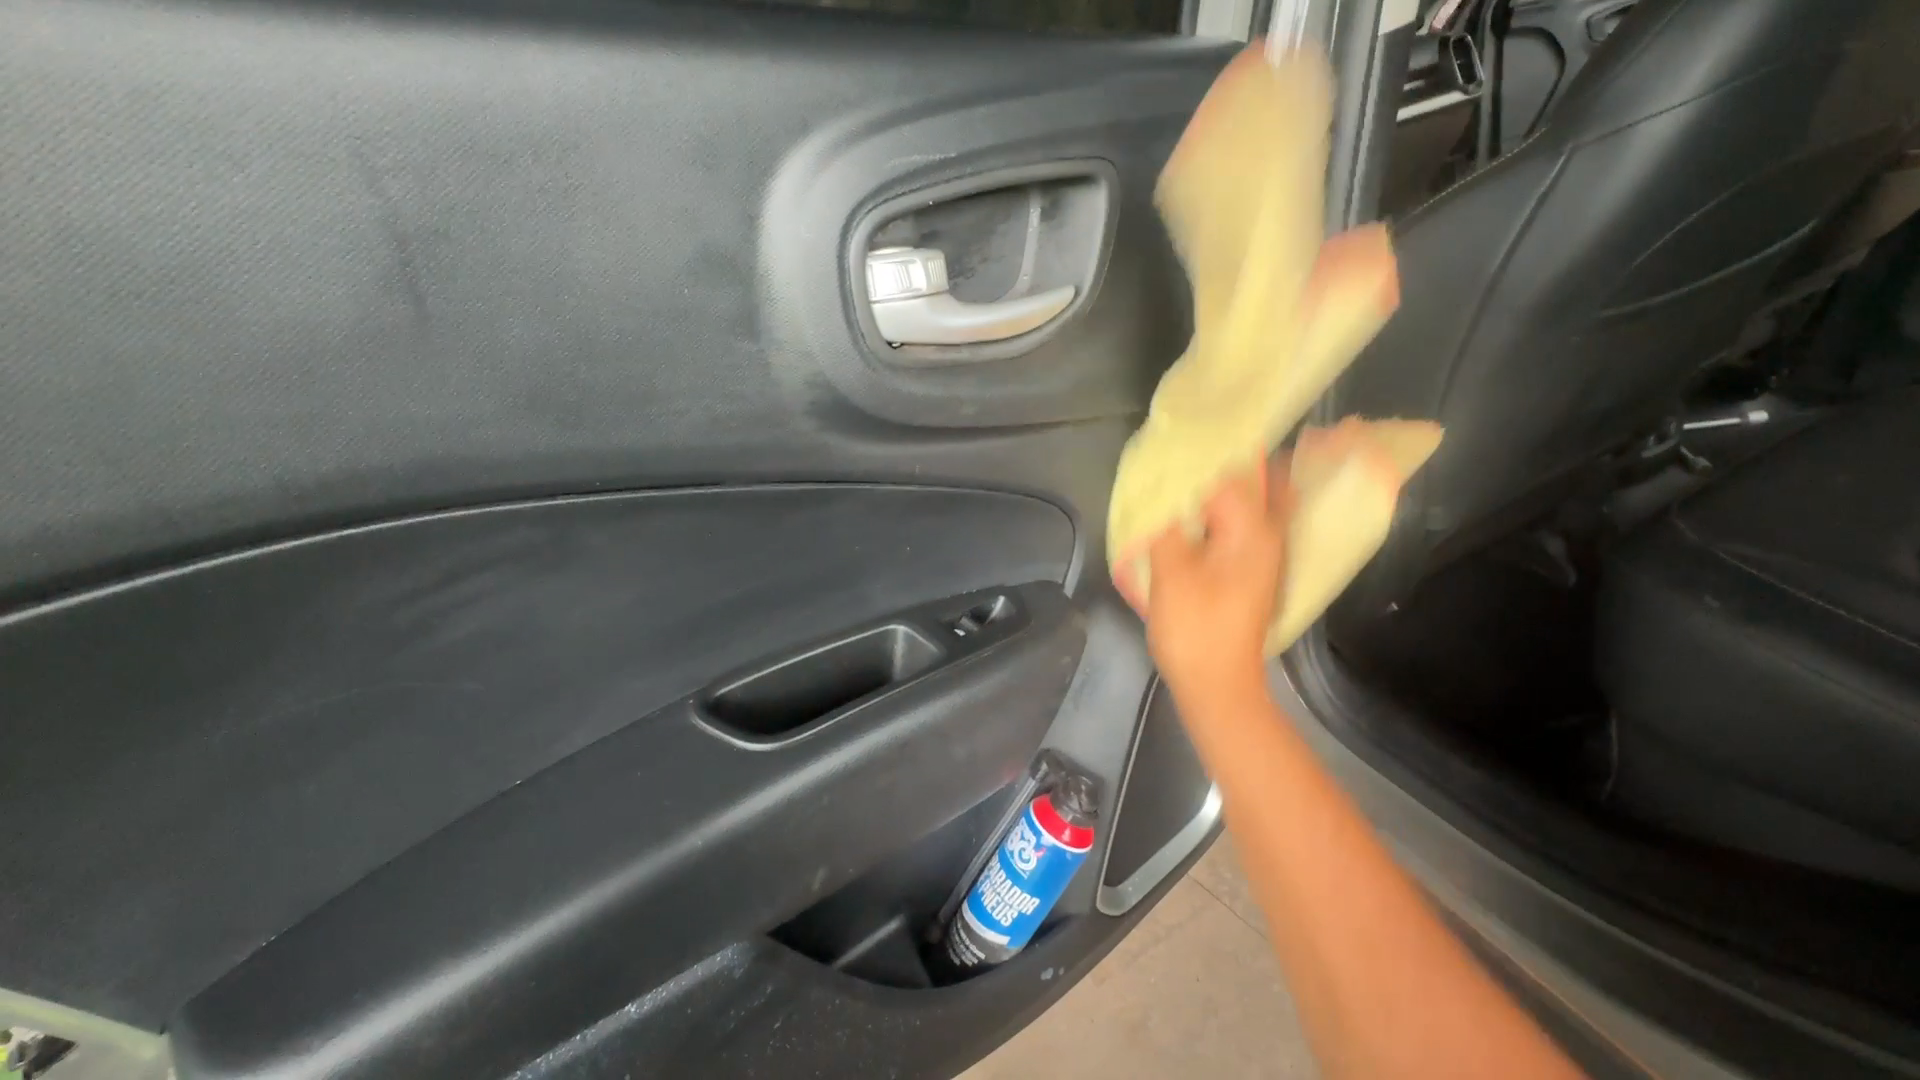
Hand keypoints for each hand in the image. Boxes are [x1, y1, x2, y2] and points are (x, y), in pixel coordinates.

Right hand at [1119, 456, 1291, 704]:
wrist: (1218, 688)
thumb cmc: (1196, 630)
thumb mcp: (1171, 573)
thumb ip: (1167, 523)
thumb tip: (1162, 488)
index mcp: (1254, 530)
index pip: (1237, 469)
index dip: (1207, 450)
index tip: (1178, 434)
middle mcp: (1270, 536)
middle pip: (1257, 480)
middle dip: (1226, 461)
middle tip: (1185, 451)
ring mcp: (1267, 556)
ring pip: (1253, 503)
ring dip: (1224, 486)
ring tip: (1185, 477)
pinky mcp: (1255, 573)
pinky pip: (1245, 526)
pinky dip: (1224, 512)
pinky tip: (1194, 515)